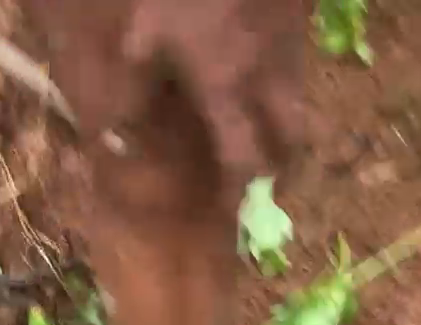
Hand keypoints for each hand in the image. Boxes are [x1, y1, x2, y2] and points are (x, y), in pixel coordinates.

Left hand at [125, 0, 311, 190]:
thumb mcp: (144, 35)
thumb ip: (134, 91)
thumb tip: (117, 136)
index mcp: (226, 89)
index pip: (242, 160)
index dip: (237, 191)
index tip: (229, 209)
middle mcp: (268, 78)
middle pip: (294, 139)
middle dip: (285, 166)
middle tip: (268, 179)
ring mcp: (293, 46)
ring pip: (303, 102)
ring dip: (288, 126)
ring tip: (266, 137)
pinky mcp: (303, 19)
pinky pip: (301, 66)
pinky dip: (287, 87)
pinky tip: (265, 82)